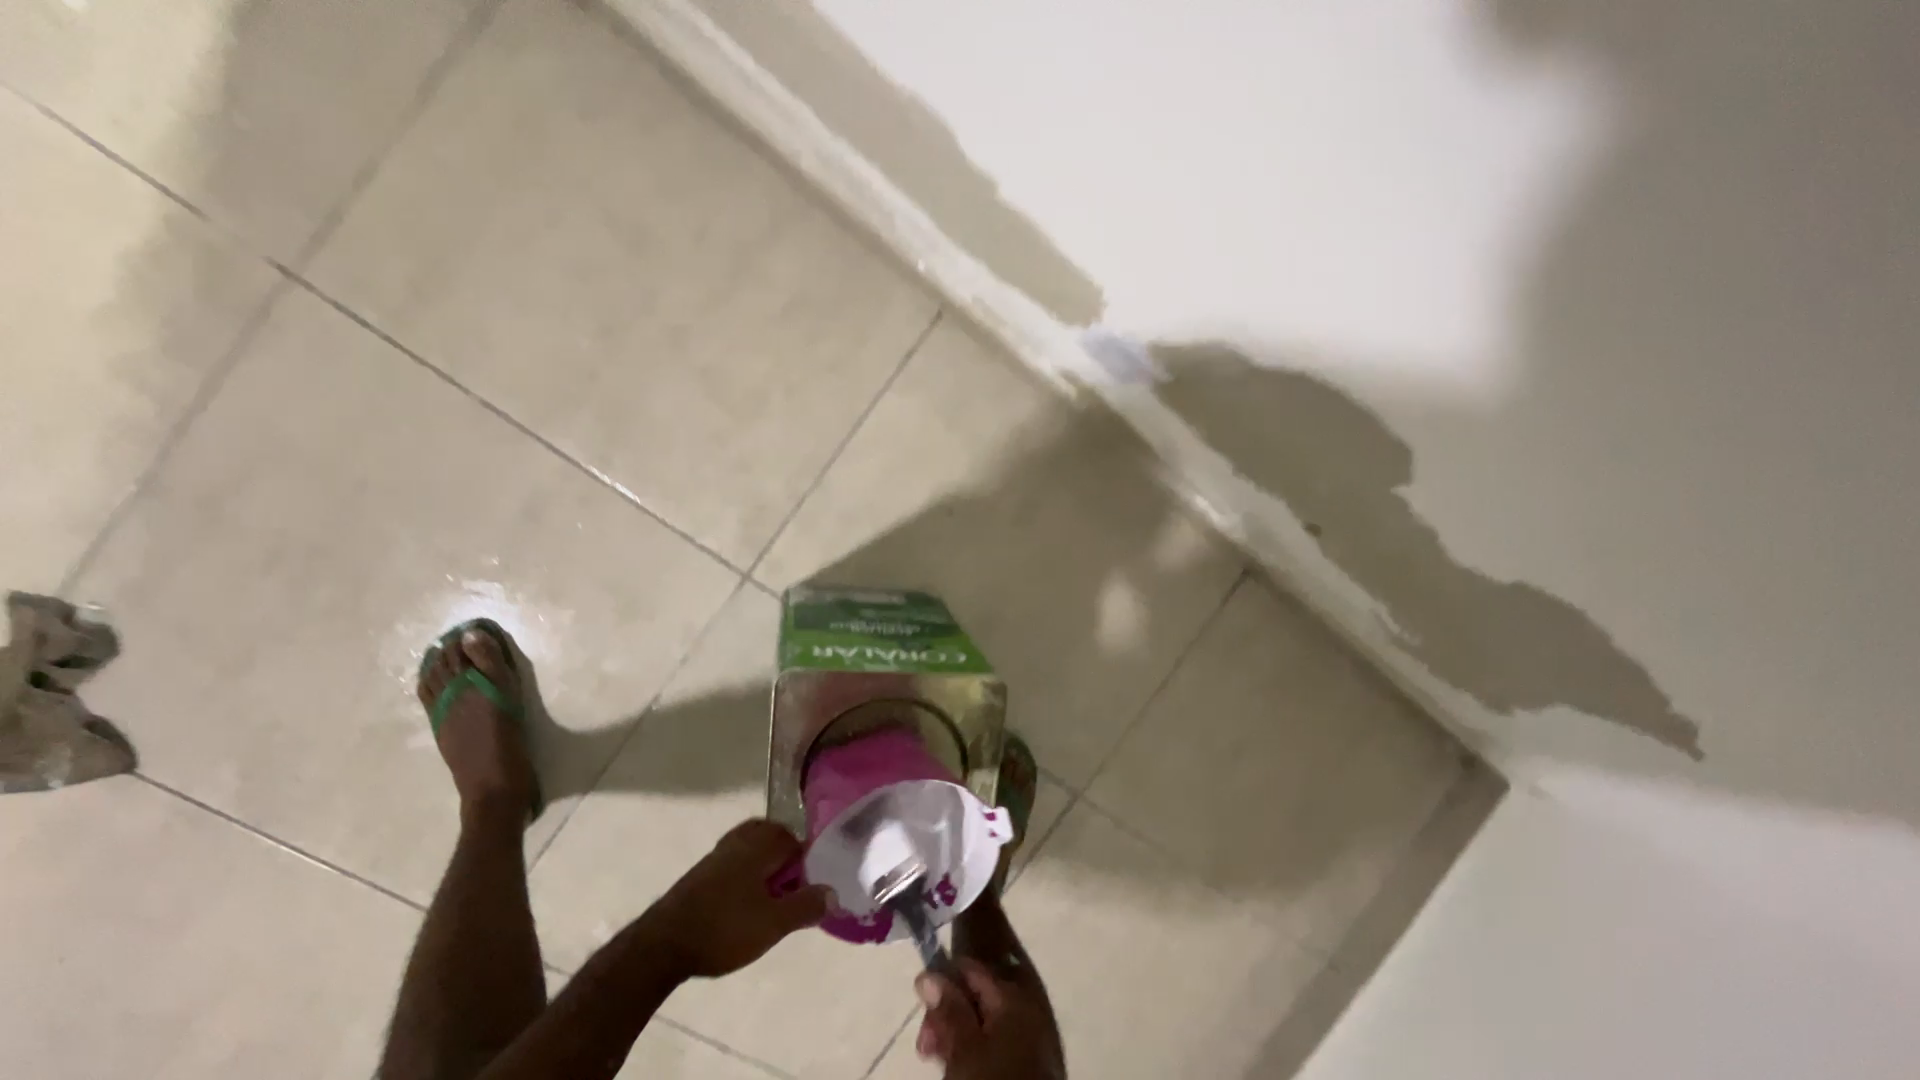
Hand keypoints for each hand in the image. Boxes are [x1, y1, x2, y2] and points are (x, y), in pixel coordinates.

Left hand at [643, 819, 832, 979]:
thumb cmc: (724, 929)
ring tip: (772, 899)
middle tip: (793, 887)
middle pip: (769, 836)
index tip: (811, 887)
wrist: (661, 947)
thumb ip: (806, 906)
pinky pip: (733, 864)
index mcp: (758, 846)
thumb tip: (833, 892)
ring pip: (749, 850)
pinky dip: (745, 877)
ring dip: (764, 868)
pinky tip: (745, 906)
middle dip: (784, 857)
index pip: (793, 839)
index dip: (807, 861)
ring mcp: (714, 858)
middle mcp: (736, 843)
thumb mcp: (774, 924)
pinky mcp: (699, 876)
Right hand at [915, 958, 1065, 1078]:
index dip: (941, 981)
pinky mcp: (1031, 1060)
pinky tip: (962, 1069)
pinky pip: (998, 1041)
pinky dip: (977, 1050)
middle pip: (977, 995)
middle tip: (927, 1047)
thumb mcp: (963, 1047)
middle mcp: (1026, 1006)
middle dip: (947, 1015)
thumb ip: (948, 1008)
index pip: (969, 967)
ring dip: (958, 1036)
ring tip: (940, 1061)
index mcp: (1012, 995)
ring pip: (985, 1021)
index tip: (920, 1007)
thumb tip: (929, 975)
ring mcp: (1032, 1034)